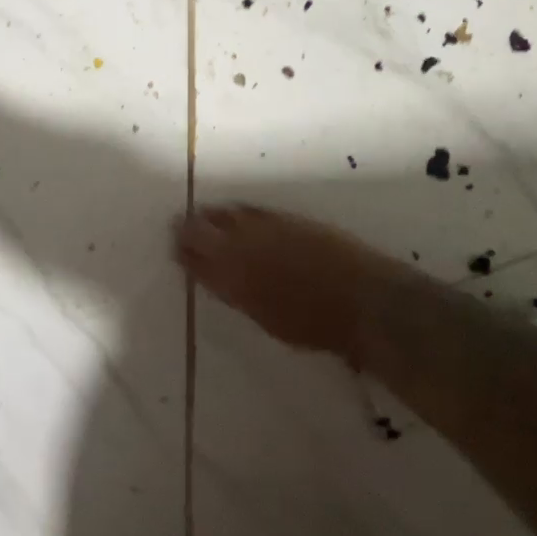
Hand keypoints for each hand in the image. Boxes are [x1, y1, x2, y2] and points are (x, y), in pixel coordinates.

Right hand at [175, 203, 403, 362]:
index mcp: (234, 281)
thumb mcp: (267, 320)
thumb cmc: (315, 325)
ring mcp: (266, 229)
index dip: (184, 254)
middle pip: (204, 231)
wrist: (362, 300)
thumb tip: (224, 280)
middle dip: (189, 228)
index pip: (197, 263)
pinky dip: (239, 211)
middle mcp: (243, 249)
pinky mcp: (288, 218)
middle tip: (178, 226)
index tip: (174, 247)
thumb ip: (240, 296)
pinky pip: (251, 210)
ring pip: (227, 215)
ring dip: (212, 215)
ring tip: (203, 214)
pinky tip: (237, 211)